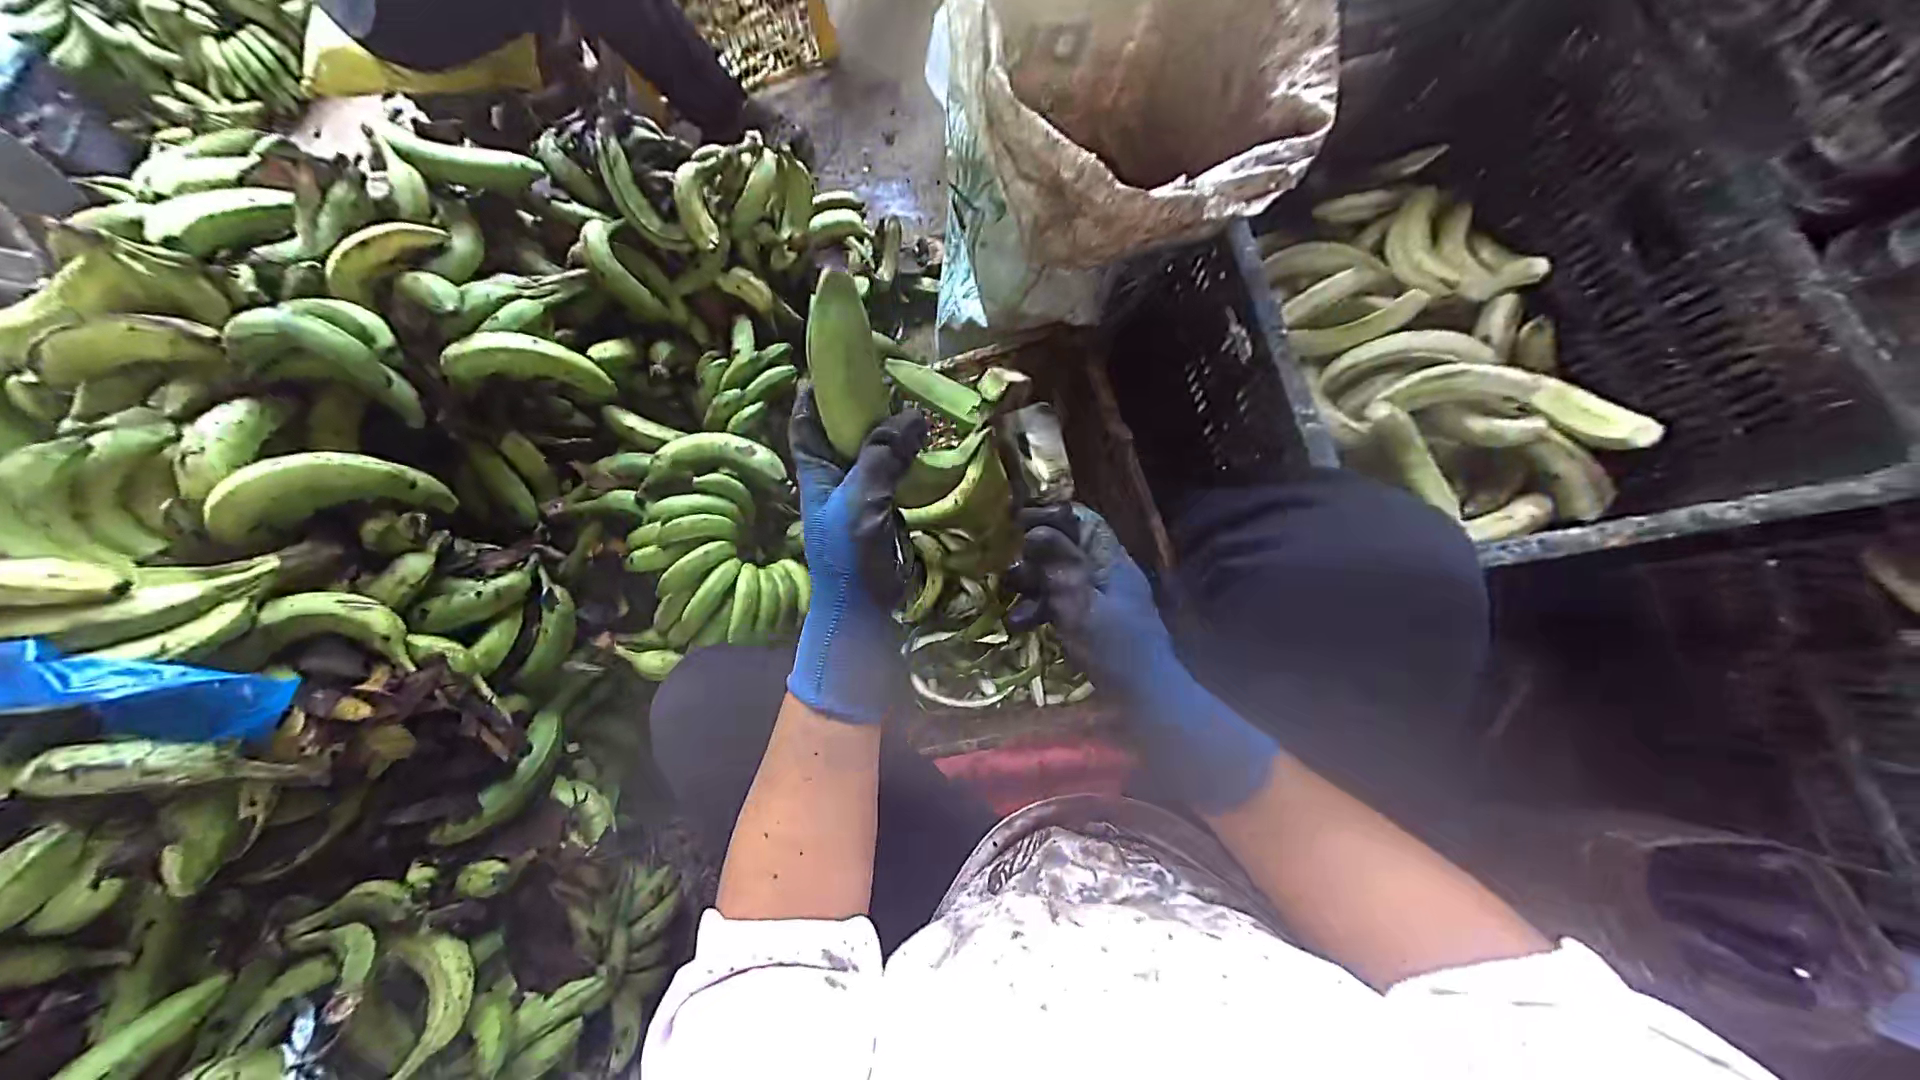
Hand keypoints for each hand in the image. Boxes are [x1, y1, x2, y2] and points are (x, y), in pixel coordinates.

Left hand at [786, 387, 927, 724]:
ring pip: (872, 451)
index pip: (807, 420)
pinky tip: (926, 448)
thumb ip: (882, 457)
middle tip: (892, 378)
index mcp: (814, 470)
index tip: (838, 364)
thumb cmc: (849, 555)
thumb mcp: (860, 500)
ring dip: (890, 431)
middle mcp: (833, 477)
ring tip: (915, 407)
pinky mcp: (882, 510)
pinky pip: (893, 473)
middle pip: (843, 430)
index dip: (816, 391)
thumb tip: (913, 416)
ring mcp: (859, 494)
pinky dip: (907, 458)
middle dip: (863, 405)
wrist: (863, 609)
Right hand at [1007, 505, 1277, 812]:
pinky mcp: (1094, 620)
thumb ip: (1059, 566)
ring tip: (1011, 598)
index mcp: (1111, 559)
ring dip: (1033, 586)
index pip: (1081, 519)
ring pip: (1060, 576)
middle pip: (1066, 547)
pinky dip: (1042, 608)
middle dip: (1034, 556)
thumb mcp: (1080, 604)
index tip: (1016, 519)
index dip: (1049, 515)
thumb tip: (1035, 529)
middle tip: (1008, 567)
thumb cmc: (1114, 648)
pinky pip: (1063, 603)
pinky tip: (1023, 623)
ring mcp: (1101, 597)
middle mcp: (1107, 571)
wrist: (1147, 698)